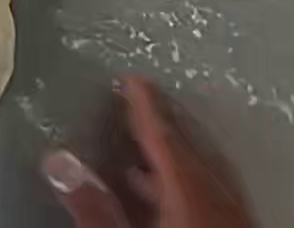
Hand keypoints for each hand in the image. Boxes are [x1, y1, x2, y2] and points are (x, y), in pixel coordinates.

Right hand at [40, 75, 255, 227]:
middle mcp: (222, 207)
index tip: (133, 80)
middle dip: (166, 127)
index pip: (165, 139)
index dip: (146, 107)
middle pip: (193, 153)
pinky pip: (218, 205)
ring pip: (209, 180)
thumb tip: (56, 158)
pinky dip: (190, 191)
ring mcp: (236, 227)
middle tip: (140, 103)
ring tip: (142, 155)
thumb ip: (93, 209)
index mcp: (192, 197)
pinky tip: (167, 206)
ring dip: (177, 161)